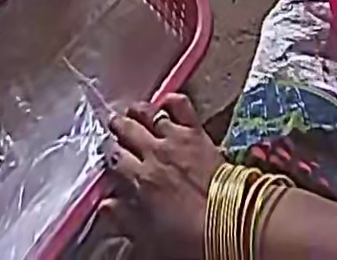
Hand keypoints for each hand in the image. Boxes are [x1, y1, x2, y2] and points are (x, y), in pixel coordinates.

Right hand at [105, 95, 221, 258]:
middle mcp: (155, 152)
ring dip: (139, 111)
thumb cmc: (190, 236)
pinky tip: (165, 101)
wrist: (232, 220)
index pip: (115, 157)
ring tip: (133, 111)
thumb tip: (104, 204)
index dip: (108, 154)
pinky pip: (181, 104)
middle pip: (128, 129)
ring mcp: (176, 137)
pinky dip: (171, 99)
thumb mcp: (152, 237)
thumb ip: (126, 219)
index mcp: (142, 179)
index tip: (107, 153)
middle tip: (114, 124)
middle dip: (118, 125)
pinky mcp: (196, 130)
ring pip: (150, 113)